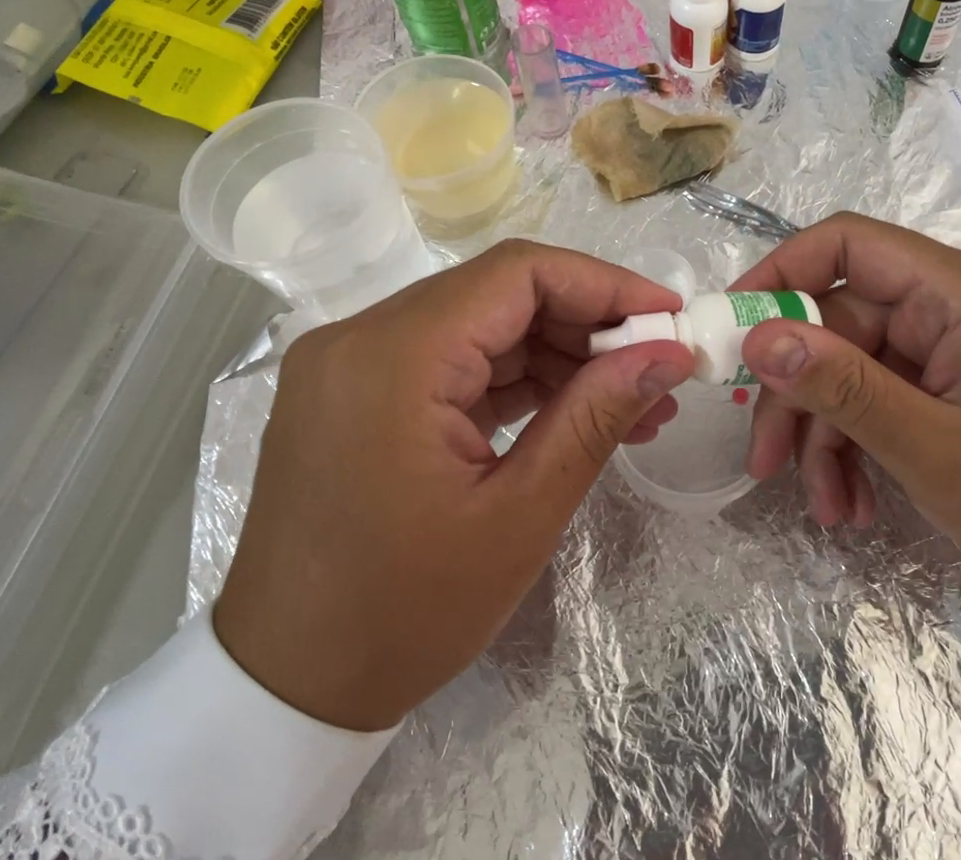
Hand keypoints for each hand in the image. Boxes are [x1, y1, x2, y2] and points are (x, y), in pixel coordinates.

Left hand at [214, 240, 693, 731]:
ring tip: (633, 406)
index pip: (517, 273)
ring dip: (557, 358)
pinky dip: (514, 383)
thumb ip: (597, 416)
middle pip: (498, 296)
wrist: (290, 685)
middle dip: (588, 327)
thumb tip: (669, 353)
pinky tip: (573, 415)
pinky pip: (450, 367)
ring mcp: (350, 368)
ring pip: (479, 329)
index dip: (606, 285)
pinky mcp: (355, 399)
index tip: (670, 321)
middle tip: (661, 372)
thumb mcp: (521, 513)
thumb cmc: (407, 613)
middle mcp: (359, 339)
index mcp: (393, 357)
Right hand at [731, 213, 960, 573]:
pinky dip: (856, 448)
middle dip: (798, 398)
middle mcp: (946, 303)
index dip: (779, 276)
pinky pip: (876, 398)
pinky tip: (853, 502)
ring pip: (849, 370)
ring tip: (826, 506)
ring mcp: (944, 344)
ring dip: (825, 438)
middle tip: (765, 462)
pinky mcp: (943, 380)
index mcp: (956, 291)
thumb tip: (760, 339)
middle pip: (836, 324)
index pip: (845, 244)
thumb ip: (843, 388)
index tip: (734, 332)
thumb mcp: (929, 446)